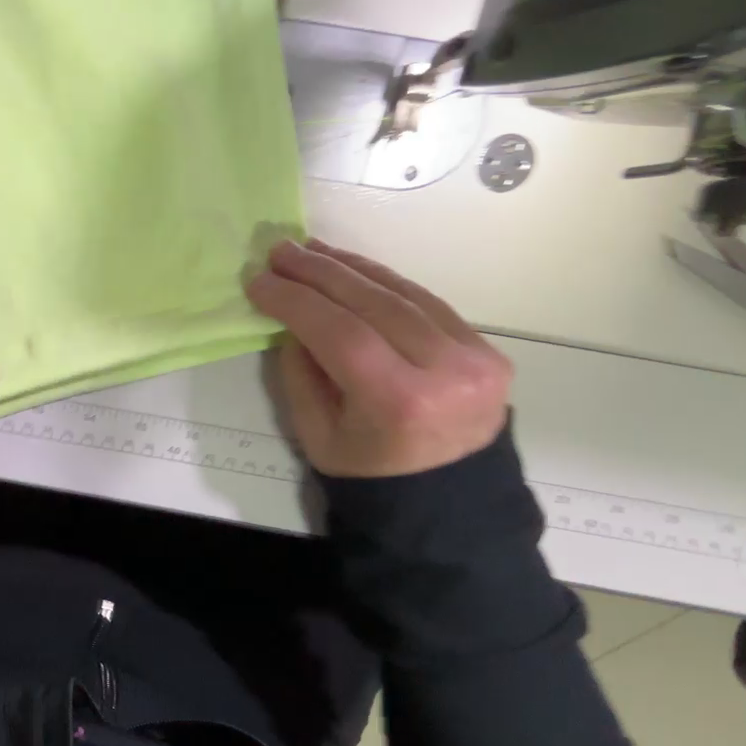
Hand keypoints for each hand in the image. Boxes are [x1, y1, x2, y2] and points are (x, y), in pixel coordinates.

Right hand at [247, 240, 511, 478]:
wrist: (442, 494)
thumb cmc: (365, 470)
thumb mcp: (315, 432)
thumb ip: (302, 373)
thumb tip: (293, 320)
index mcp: (398, 401)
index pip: (341, 333)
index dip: (296, 301)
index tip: (260, 280)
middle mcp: (445, 371)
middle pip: (376, 304)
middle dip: (322, 273)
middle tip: (281, 251)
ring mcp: (474, 355)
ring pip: (405, 295)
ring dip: (353, 268)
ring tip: (312, 251)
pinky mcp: (485, 347)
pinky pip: (427, 303)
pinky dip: (385, 283)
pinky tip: (352, 270)